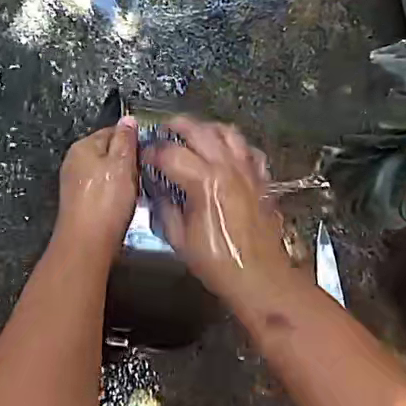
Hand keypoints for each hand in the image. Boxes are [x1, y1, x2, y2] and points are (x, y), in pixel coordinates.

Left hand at [54, 117, 138, 256]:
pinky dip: (116, 196)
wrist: (86, 244)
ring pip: (108, 173)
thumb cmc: (104, 203)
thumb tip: (128, 119)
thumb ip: (125, 139)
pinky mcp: (81, 202)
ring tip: (135, 192)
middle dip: (129, 162)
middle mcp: (75, 162)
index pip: (113, 131)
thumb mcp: (122, 163)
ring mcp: (77, 183)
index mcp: (82, 146)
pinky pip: (104, 191)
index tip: (148, 152)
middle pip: (110, 153)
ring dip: (124, 181)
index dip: (133, 140)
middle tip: (143, 174)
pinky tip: (124, 206)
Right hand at [143, 117, 300, 303]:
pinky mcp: (261, 179)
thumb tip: (159, 192)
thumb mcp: (180, 239)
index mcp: (204, 182)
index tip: (144, 156)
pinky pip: (248, 149)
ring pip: (227, 132)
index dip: (152, 152)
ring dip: (205, 128)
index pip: (170, 153)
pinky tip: (224, 152)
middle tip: (162, 133)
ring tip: (191, 134)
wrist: (261, 278)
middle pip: (198, 130)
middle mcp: (228, 168)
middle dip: (176, 127)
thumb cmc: (220, 264)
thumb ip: (166, 208)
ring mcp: (248, 171)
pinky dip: (233, 145)